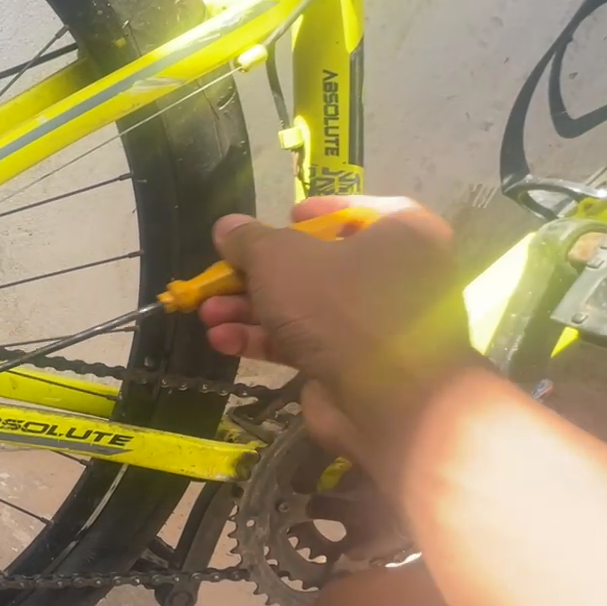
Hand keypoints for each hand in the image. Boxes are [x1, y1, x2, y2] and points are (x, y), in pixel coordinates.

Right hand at [197, 195, 477, 459]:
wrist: (389, 395)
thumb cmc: (341, 306)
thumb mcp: (280, 259)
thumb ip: (249, 240)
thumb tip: (227, 226)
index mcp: (399, 234)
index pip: (357, 210)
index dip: (316, 213)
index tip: (281, 218)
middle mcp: (394, 274)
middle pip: (313, 264)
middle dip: (253, 275)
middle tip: (217, 280)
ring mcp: (374, 320)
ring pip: (299, 305)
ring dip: (246, 309)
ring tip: (207, 315)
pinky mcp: (352, 359)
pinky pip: (301, 340)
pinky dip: (261, 339)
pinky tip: (222, 341)